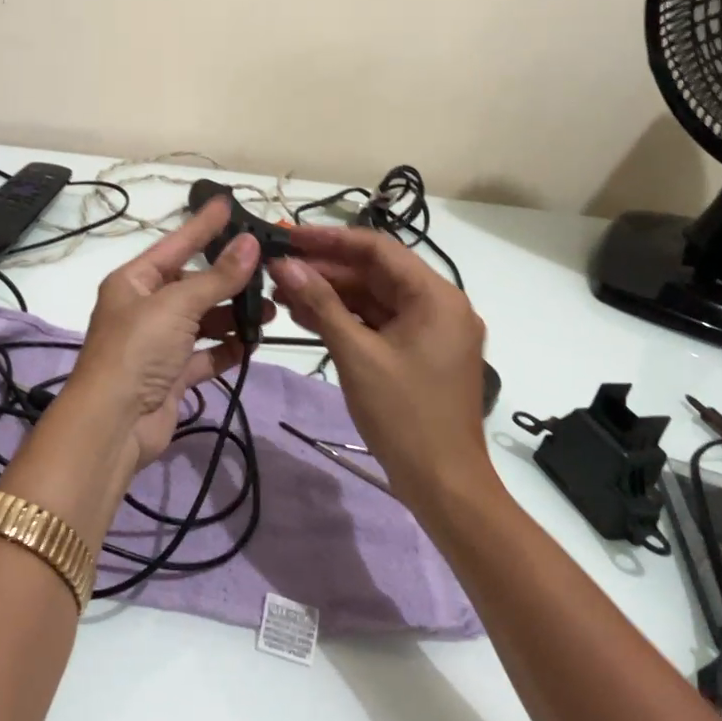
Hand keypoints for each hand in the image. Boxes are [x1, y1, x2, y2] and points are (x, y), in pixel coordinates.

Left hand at [71, 199, 271, 466]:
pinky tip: (252, 343)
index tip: (228, 204)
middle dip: (228, 279)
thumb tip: (250, 243)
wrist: (113, 423)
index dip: (203, 226)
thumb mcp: (177, 305)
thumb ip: (218, 277)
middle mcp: (144, 308)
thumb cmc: (137, 350)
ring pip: (202, 321)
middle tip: (269, 270)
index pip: (175, 244)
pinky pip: (205, 355)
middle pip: (192, 284)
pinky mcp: (171, 376)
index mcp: (133, 282)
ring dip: (233, 315)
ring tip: (272, 311)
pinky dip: (226, 349)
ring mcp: (157, 344)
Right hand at [267, 226, 491, 506]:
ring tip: (281, 292)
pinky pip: (380, 324)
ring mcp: (433, 331)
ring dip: (331, 295)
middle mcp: (441, 305)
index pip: (378, 249)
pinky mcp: (421, 354)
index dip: (329, 240)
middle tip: (276, 268)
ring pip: (375, 299)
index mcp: (437, 297)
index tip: (287, 236)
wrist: (445, 484)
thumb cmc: (404, 416)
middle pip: (376, 273)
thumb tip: (285, 264)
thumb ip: (321, 304)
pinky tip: (306, 316)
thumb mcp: (357, 355)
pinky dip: (346, 319)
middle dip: (325, 270)